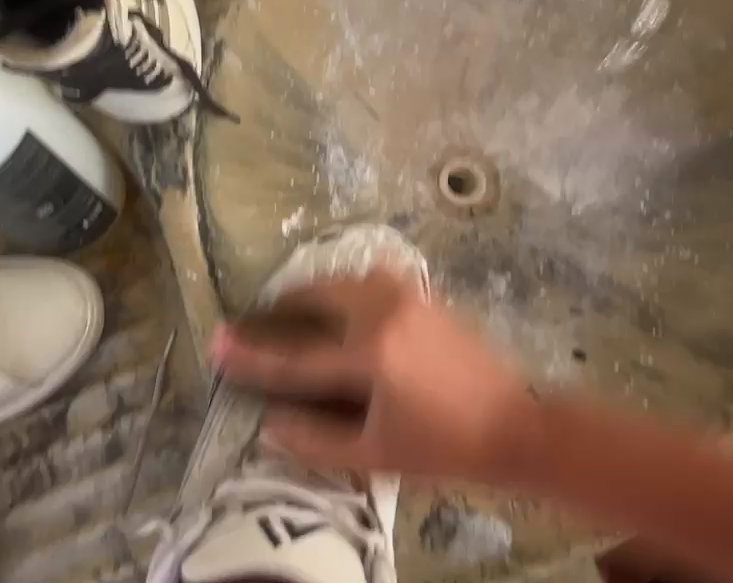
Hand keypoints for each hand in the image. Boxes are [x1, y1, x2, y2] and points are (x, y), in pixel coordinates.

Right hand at [209, 269, 534, 483]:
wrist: (515, 425)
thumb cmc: (444, 447)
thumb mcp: (377, 454)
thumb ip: (316, 440)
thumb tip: (270, 423)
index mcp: (370, 352)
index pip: (297, 356)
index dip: (253, 354)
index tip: (216, 341)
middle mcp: (384, 309)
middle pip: (317, 296)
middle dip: (282, 308)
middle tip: (257, 323)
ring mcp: (408, 294)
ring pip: (343, 279)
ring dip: (314, 293)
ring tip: (294, 313)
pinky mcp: (424, 293)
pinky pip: (370, 278)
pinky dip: (345, 289)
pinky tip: (342, 308)